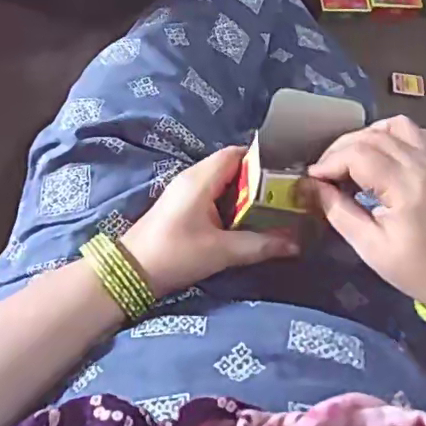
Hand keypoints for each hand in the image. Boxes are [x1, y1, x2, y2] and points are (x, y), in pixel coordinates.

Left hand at [119, 146, 299, 299]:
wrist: (130, 271)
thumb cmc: (174, 254)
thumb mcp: (221, 251)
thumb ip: (260, 245)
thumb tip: (295, 244)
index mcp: (201, 179)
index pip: (236, 154)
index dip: (262, 161)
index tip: (284, 177)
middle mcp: (192, 178)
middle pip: (231, 167)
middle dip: (257, 181)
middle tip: (282, 197)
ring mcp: (184, 192)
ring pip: (222, 183)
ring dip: (244, 195)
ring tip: (269, 210)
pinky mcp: (181, 207)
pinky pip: (212, 195)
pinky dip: (229, 204)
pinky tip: (243, 223)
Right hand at [306, 118, 425, 309]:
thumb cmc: (416, 270)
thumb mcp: (369, 247)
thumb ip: (338, 211)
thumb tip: (313, 187)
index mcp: (405, 187)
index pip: (358, 154)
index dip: (329, 162)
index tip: (312, 180)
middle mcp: (421, 165)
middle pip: (372, 136)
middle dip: (340, 150)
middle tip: (322, 174)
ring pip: (392, 127)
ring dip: (364, 137)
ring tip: (347, 161)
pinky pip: (414, 133)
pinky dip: (390, 133)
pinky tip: (378, 153)